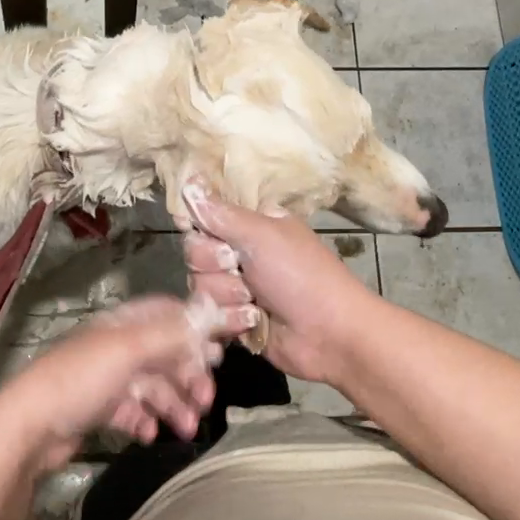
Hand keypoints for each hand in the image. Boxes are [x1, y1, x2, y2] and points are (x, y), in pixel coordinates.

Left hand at [0, 295, 246, 471]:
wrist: (30, 426)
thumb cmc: (80, 379)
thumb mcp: (128, 349)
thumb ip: (170, 333)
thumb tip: (210, 312)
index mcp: (122, 324)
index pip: (166, 315)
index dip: (194, 328)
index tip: (221, 349)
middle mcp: (116, 346)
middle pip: (163, 353)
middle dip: (188, 373)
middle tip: (207, 398)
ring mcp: (106, 378)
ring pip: (151, 386)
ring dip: (173, 403)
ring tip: (187, 427)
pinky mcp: (97, 409)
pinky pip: (131, 411)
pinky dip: (145, 420)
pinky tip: (151, 433)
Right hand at [180, 188, 379, 385]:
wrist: (329, 335)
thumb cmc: (301, 275)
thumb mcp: (262, 235)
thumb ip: (221, 213)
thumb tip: (189, 184)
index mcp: (251, 224)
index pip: (206, 216)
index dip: (201, 226)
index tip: (210, 234)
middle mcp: (241, 252)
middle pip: (196, 251)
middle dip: (216, 264)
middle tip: (242, 269)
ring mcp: (237, 287)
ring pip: (200, 284)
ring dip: (226, 294)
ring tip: (253, 301)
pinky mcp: (233, 318)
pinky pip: (208, 314)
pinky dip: (229, 319)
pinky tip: (251, 321)